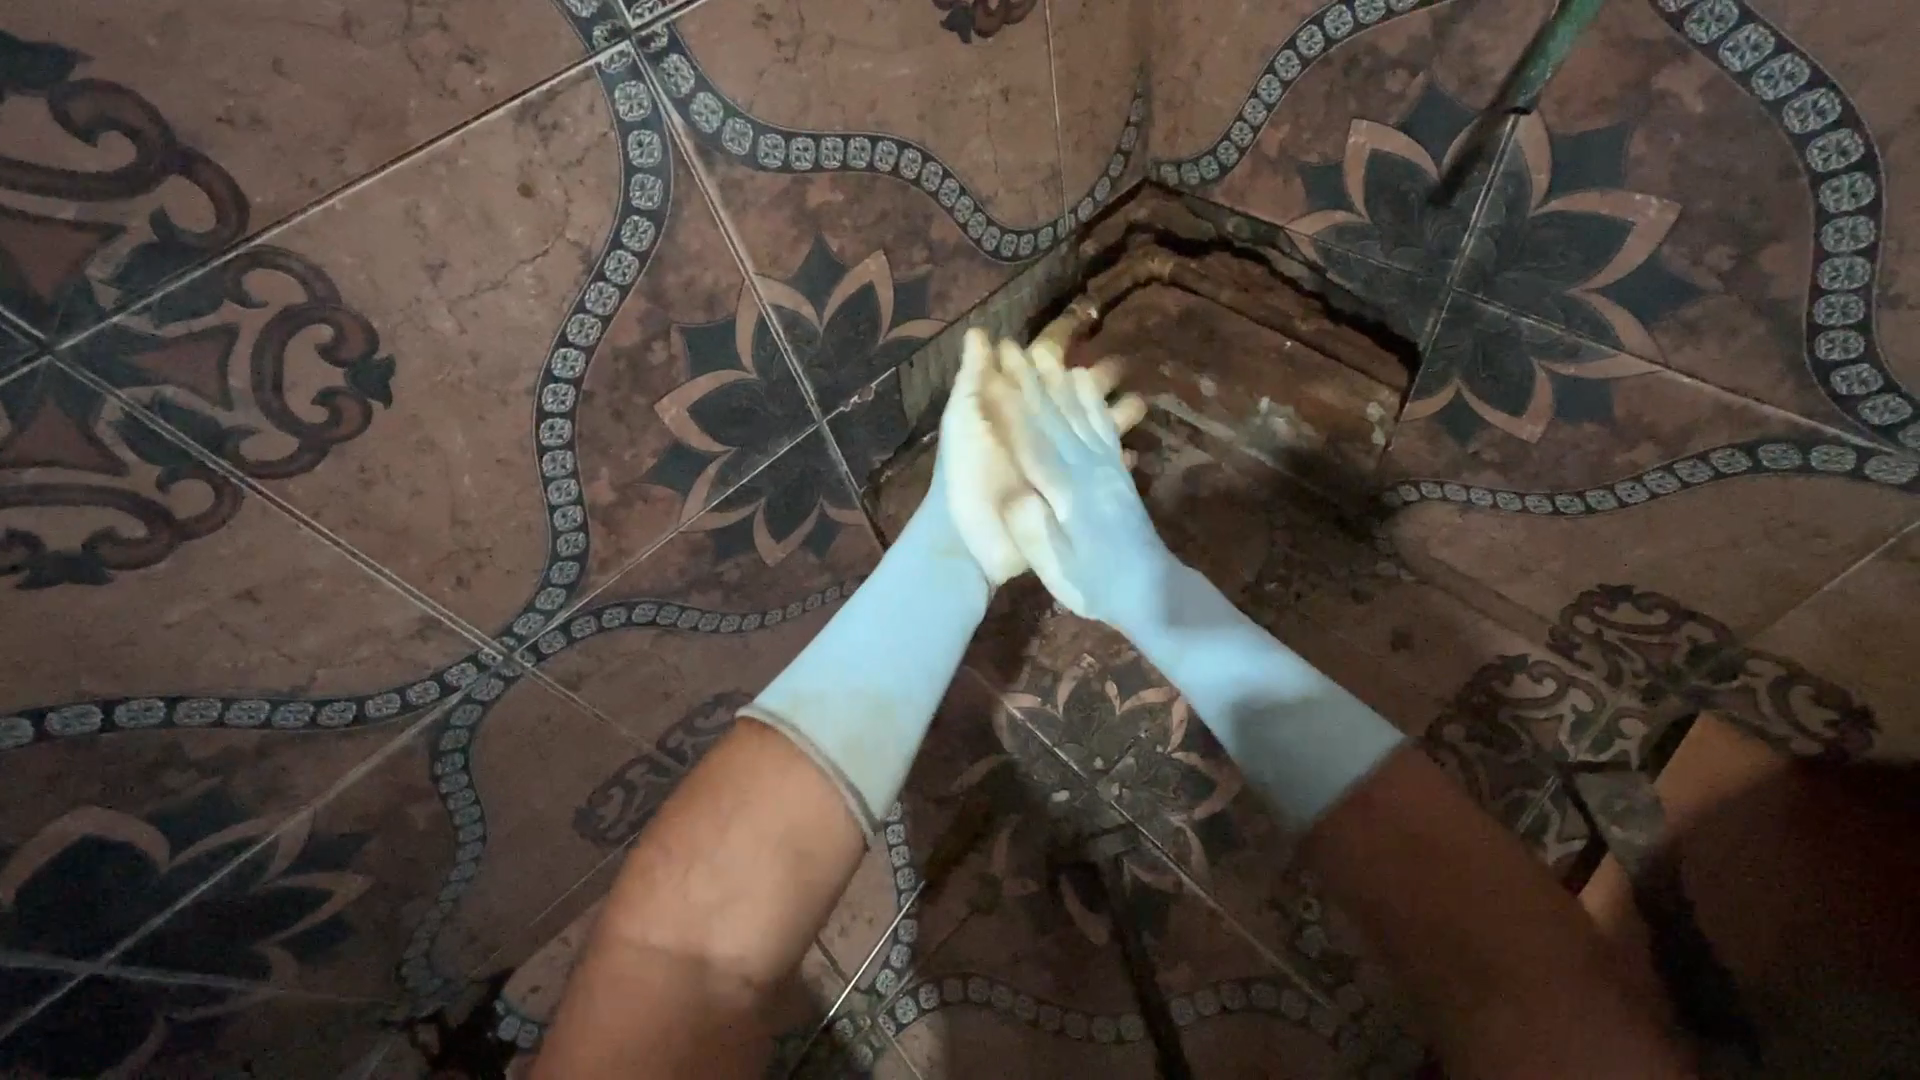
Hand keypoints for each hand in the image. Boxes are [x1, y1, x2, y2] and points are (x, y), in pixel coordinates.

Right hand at [971, 331, 1168, 627]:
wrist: (1152, 592)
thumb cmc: (1097, 587)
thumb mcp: (1061, 571)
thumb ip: (1036, 533)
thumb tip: (1012, 496)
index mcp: (1067, 494)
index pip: (1030, 443)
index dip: (1006, 410)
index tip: (984, 379)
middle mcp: (1088, 471)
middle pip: (1053, 418)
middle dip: (1027, 382)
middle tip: (1006, 350)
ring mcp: (1106, 467)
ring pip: (1078, 414)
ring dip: (1055, 381)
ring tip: (1037, 352)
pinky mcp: (1117, 472)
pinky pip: (1101, 425)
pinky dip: (1089, 398)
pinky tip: (1081, 380)